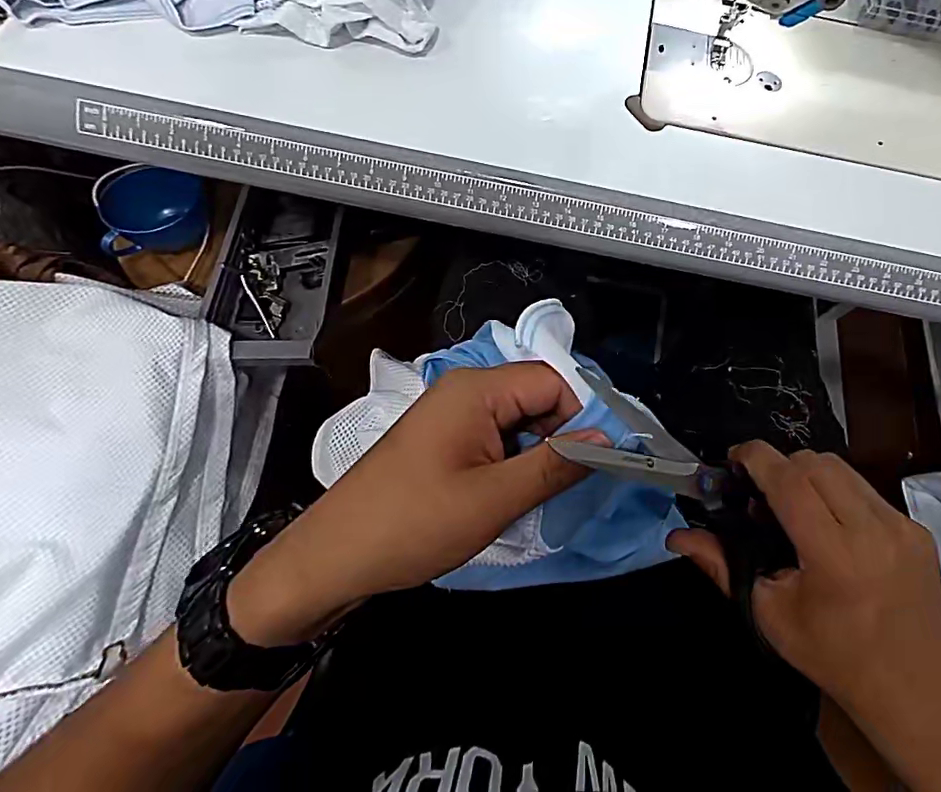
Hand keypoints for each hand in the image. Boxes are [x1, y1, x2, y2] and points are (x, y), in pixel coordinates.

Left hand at [227, 362, 602, 645]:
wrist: (332, 558)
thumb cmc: (411, 524)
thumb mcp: (494, 499)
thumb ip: (556, 464)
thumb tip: (607, 440)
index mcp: (477, 388)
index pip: (555, 382)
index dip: (584, 417)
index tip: (604, 460)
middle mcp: (466, 389)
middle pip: (538, 397)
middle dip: (562, 436)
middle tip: (571, 484)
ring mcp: (453, 413)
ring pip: (520, 419)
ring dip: (538, 452)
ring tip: (537, 494)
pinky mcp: (445, 437)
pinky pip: (497, 435)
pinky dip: (514, 460)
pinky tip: (511, 494)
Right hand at [666, 442, 940, 715]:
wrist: (914, 690)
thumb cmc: (836, 658)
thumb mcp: (770, 614)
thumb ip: (722, 565)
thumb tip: (680, 538)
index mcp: (836, 558)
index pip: (790, 481)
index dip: (757, 458)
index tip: (736, 458)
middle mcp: (875, 533)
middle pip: (814, 463)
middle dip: (780, 467)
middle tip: (762, 494)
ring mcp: (902, 527)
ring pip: (842, 467)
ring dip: (809, 474)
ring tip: (795, 507)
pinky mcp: (917, 528)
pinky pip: (866, 488)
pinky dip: (839, 493)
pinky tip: (831, 524)